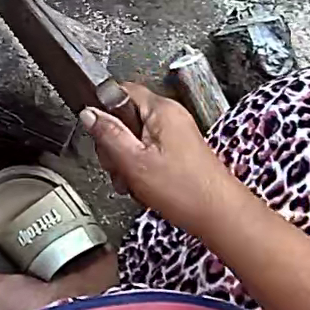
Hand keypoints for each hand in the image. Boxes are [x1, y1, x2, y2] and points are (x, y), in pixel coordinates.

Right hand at [81, 82, 239, 234]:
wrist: (221, 218)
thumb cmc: (186, 191)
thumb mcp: (133, 161)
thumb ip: (107, 133)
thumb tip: (88, 113)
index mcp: (161, 110)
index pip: (119, 90)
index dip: (102, 110)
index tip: (99, 131)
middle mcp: (170, 116)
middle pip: (124, 116)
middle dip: (113, 143)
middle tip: (119, 164)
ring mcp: (175, 133)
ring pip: (133, 136)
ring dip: (125, 159)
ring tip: (132, 179)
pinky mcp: (178, 150)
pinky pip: (146, 150)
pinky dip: (139, 166)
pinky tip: (142, 184)